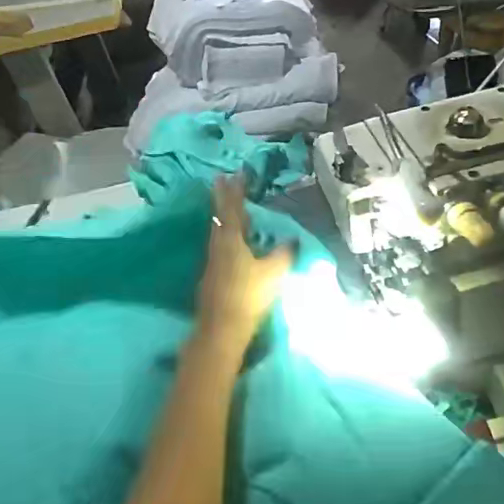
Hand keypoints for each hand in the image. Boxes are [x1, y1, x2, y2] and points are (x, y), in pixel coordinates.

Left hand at [195, 175, 293, 345]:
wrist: (221, 329)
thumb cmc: (248, 296)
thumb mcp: (273, 273)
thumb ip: (284, 253)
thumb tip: (292, 240)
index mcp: (231, 239)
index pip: (232, 208)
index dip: (235, 190)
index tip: (235, 173)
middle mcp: (217, 245)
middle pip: (219, 216)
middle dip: (223, 197)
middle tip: (222, 180)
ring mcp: (212, 261)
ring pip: (217, 230)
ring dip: (223, 215)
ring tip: (228, 206)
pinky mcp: (212, 275)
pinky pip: (219, 244)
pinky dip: (224, 233)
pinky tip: (231, 239)